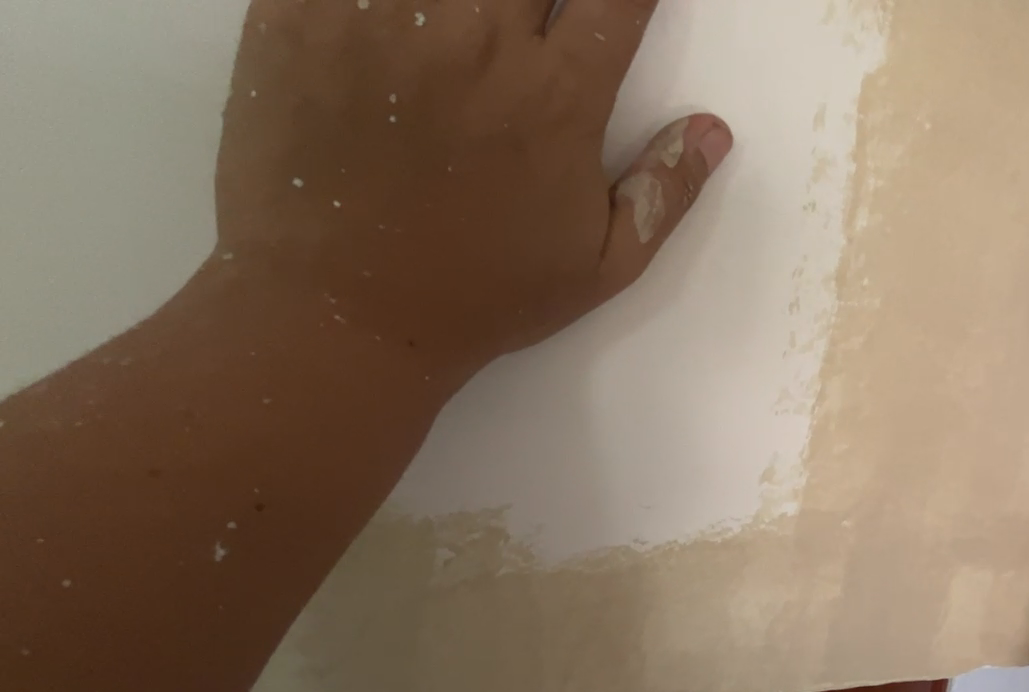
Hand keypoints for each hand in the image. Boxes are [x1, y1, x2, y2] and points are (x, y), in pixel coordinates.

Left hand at [213, 0, 729, 366]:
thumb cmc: (491, 292)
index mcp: (558, 99)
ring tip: (480, 23)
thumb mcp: (604, 265)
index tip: (627, 2)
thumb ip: (663, 193)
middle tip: (545, 18)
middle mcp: (476, 40)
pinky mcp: (299, 10)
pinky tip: (403, 14)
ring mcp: (379, 14)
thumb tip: (713, 131)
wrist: (349, 308)